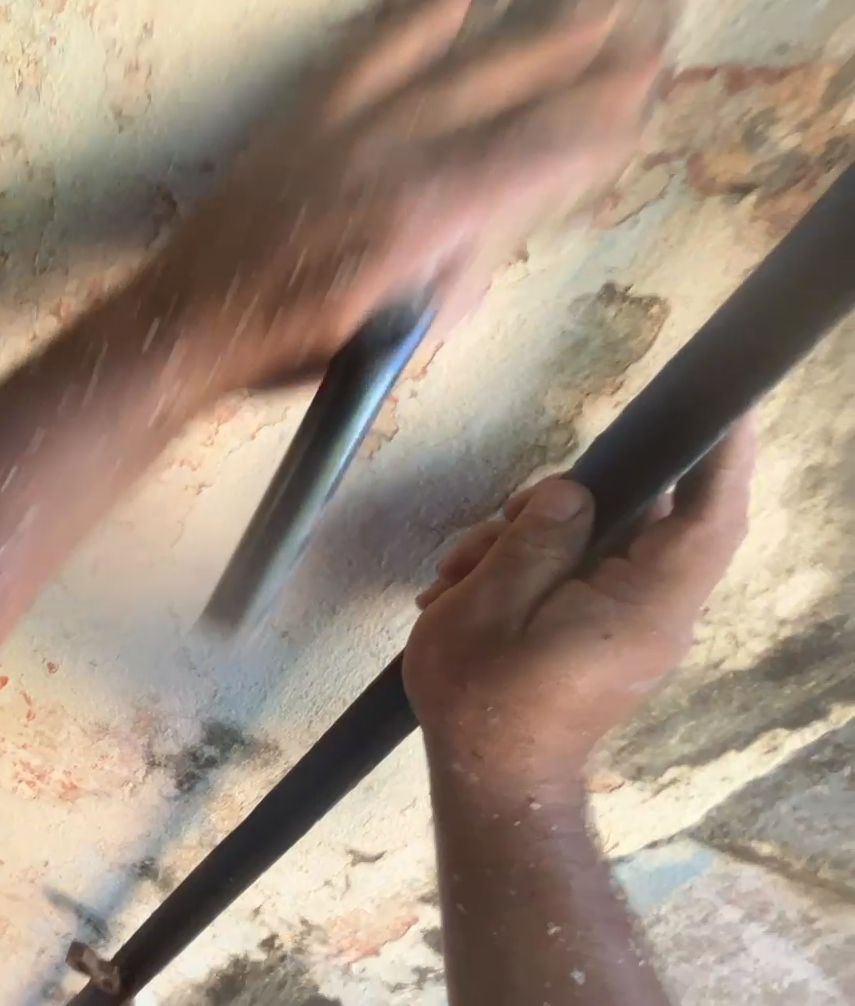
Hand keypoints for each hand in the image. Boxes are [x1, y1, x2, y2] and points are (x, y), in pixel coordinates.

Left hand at [153, 0, 663, 392]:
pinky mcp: (294, 129)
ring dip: (519, 44)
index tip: (627, 128)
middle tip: (639, 58)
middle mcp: (389, 160)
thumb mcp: (379, 337)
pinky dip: (411, 29)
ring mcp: (338, 136)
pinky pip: (361, 64)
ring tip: (586, 12)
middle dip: (577, 82)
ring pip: (446, 73)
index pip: (532, 163)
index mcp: (420, 218)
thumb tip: (478, 236)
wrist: (180, 325)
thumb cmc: (276, 348)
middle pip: (504, 106)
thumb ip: (443, 283)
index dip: (588, 143)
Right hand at [402, 427, 753, 793]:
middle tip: (482, 535)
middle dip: (547, 514)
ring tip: (452, 580)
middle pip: (628, 526)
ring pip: (586, 549)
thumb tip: (573, 492)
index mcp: (642, 606)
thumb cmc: (483, 692)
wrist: (490, 772)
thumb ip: (535, 543)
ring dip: (514, 548)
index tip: (731, 411)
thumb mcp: (486, 605)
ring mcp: (626, 627)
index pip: (705, 521)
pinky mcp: (599, 636)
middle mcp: (653, 613)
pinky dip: (518, 573)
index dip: (721, 461)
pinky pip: (571, 579)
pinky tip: (462, 593)